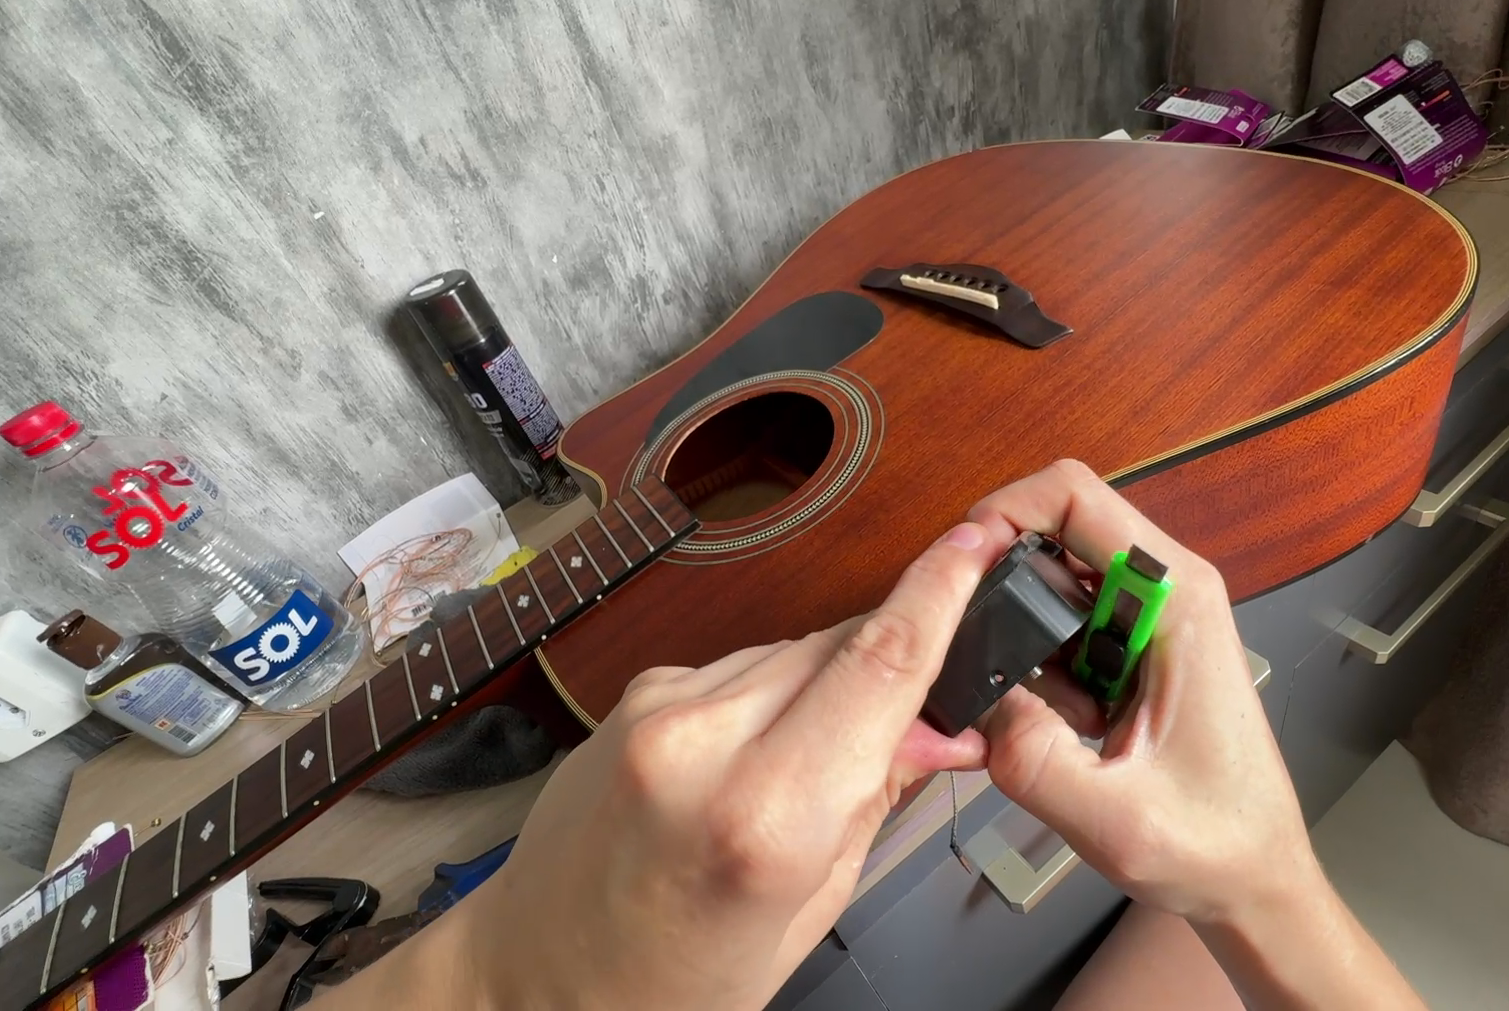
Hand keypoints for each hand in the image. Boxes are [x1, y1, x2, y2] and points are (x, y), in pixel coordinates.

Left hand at [461, 522, 999, 1010]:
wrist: (534, 975)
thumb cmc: (672, 980)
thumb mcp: (806, 911)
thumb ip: (875, 799)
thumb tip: (937, 728)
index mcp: (766, 815)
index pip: (877, 668)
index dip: (937, 593)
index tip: (974, 542)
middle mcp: (703, 739)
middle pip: (837, 646)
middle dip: (883, 665)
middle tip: (902, 725)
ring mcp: (659, 704)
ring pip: (789, 651)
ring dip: (818, 686)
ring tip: (796, 767)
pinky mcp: (638, 690)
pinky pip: (738, 664)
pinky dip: (764, 693)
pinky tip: (743, 752)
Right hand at [970, 460, 1315, 924]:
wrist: (1255, 878)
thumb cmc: (1211, 847)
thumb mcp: (1112, 819)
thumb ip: (1027, 752)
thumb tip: (970, 687)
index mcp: (1174, 599)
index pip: (1074, 496)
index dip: (1005, 511)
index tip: (961, 566)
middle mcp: (1161, 586)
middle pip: (1053, 522)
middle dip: (996, 570)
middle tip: (970, 640)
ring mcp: (1144, 610)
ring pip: (1047, 569)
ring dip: (1015, 620)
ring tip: (1031, 700)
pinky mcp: (1126, 637)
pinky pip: (1055, 613)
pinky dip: (1031, 650)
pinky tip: (1055, 713)